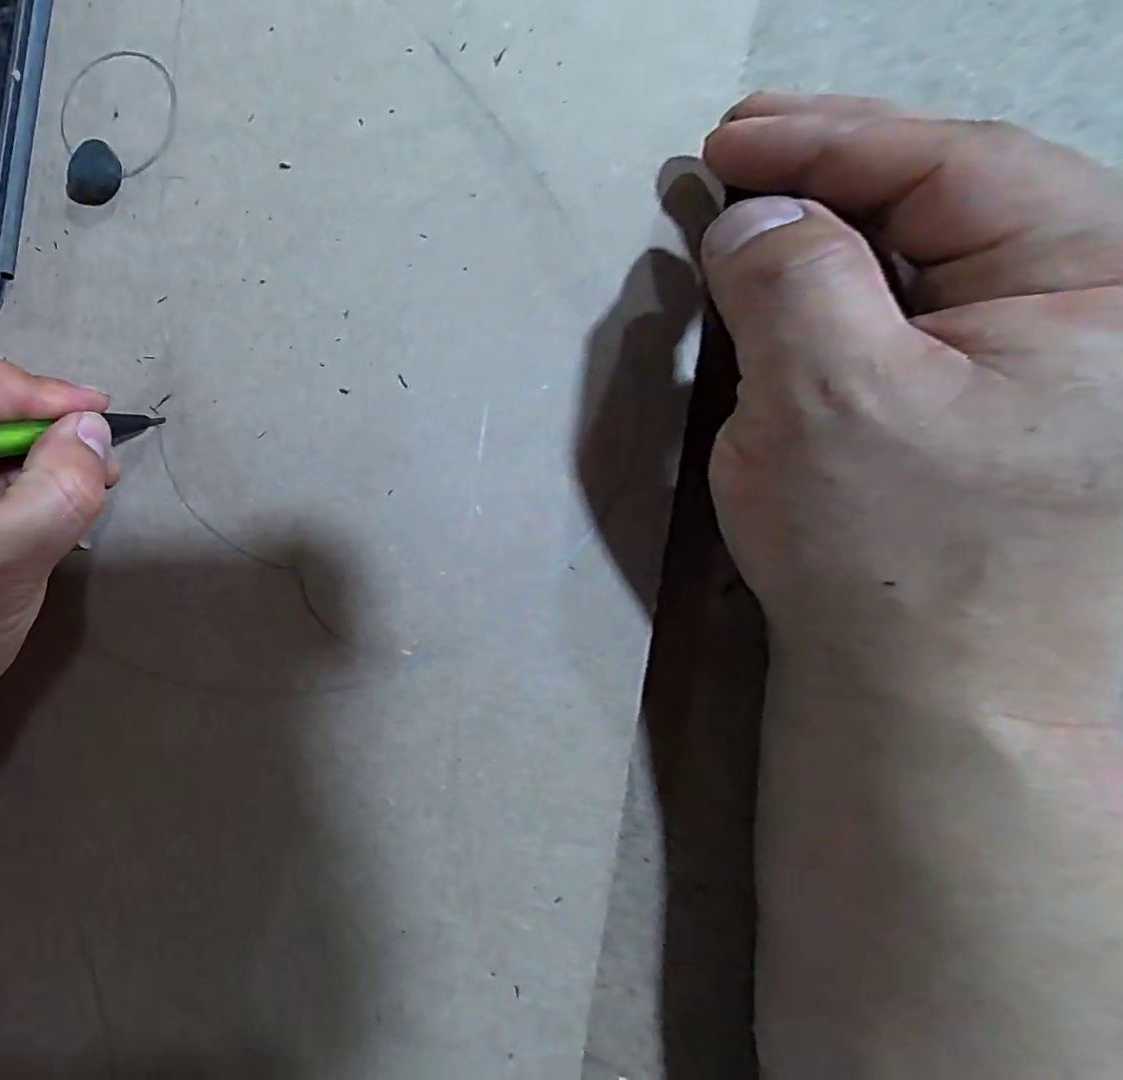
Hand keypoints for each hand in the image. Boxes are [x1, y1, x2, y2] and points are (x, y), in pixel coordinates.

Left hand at [0, 344, 117, 764]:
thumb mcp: (8, 561)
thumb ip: (58, 489)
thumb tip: (93, 424)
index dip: (31, 390)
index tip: (93, 419)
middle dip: (39, 427)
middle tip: (97, 459)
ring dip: (35, 454)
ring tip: (84, 483)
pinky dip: (16, 479)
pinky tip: (48, 502)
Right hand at [700, 93, 1122, 720]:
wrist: (931, 678)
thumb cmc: (886, 542)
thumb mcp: (822, 399)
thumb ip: (792, 286)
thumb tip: (753, 215)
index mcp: (1114, 287)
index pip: (959, 168)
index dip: (832, 140)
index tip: (724, 137)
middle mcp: (1104, 309)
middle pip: (956, 201)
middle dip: (833, 171)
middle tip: (732, 151)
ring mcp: (1047, 362)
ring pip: (930, 261)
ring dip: (832, 229)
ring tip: (756, 205)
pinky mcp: (982, 406)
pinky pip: (911, 318)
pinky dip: (839, 290)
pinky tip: (793, 281)